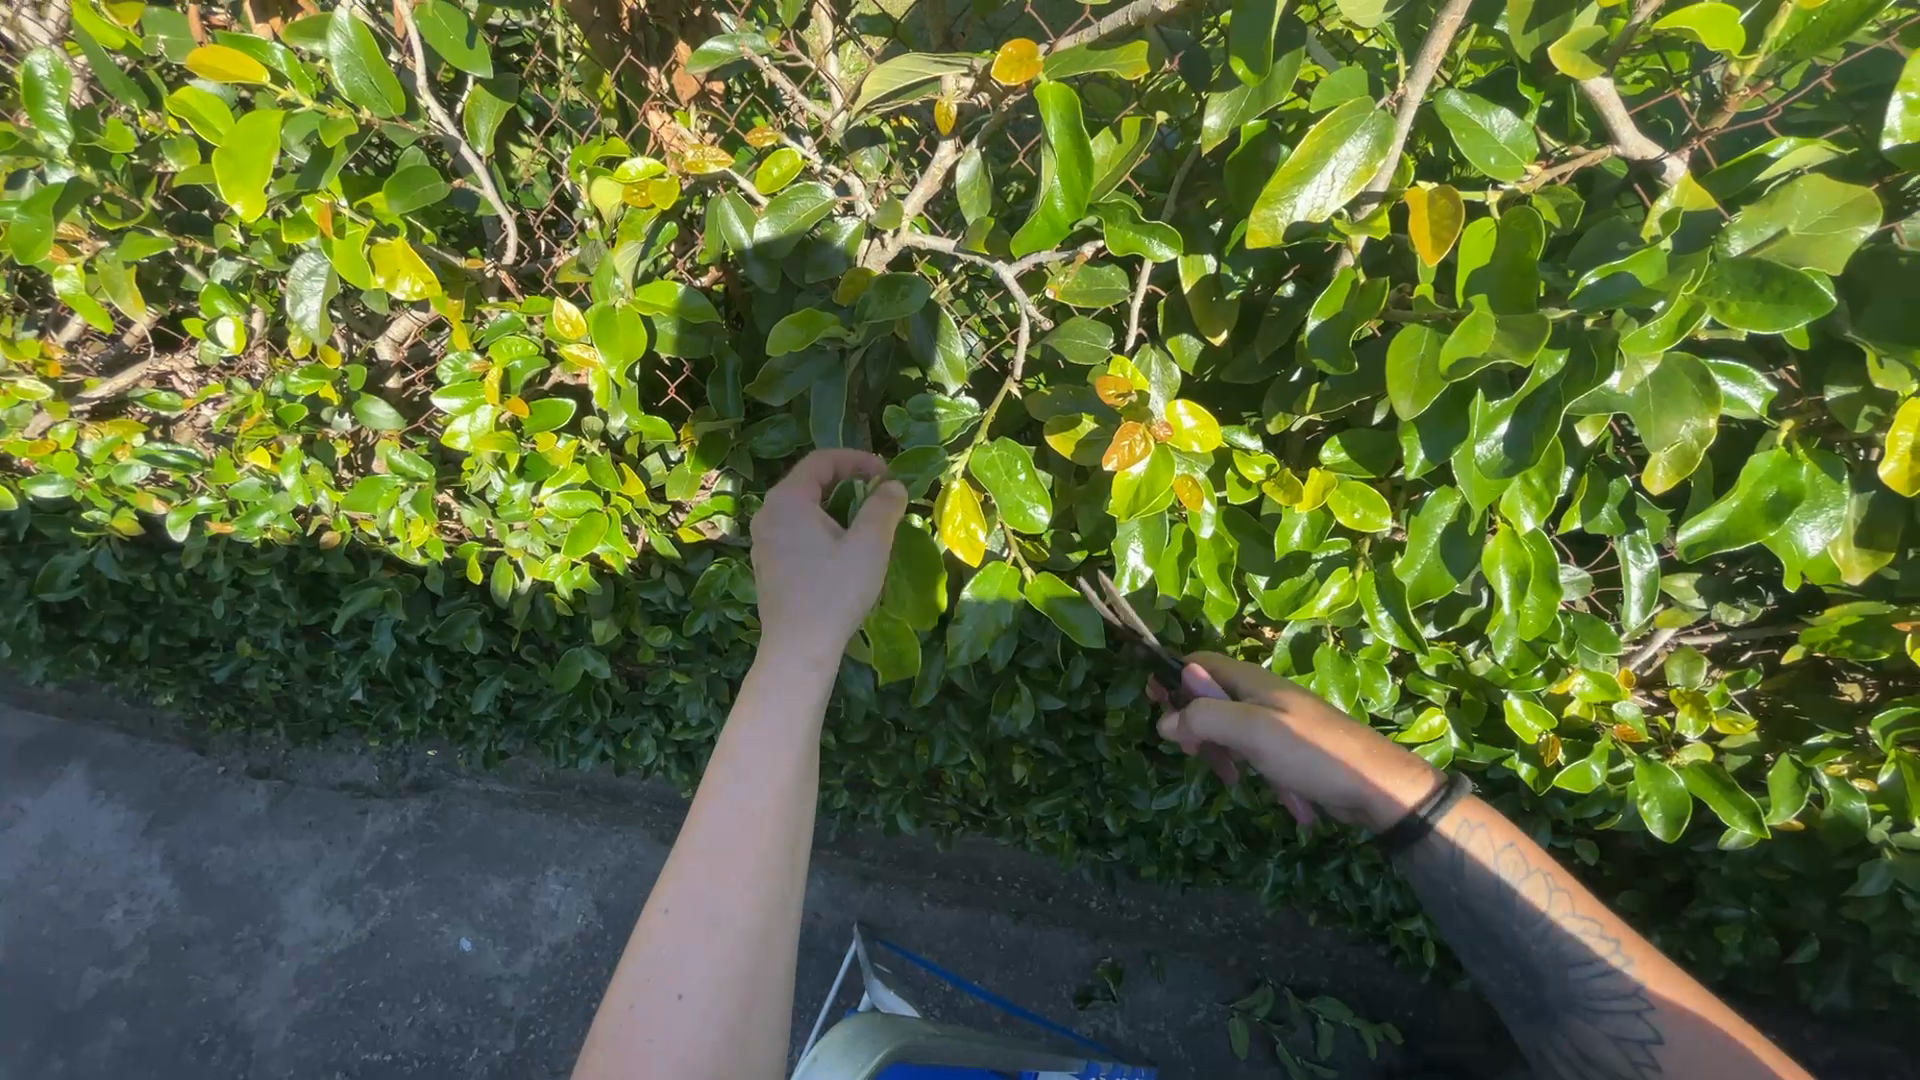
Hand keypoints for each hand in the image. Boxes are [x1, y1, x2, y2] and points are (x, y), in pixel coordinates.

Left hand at [749, 449, 907, 669]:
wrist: (799, 647)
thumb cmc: (834, 590)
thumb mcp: (869, 544)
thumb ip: (883, 507)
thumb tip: (893, 486)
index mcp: (787, 500)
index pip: (822, 460)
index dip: (858, 460)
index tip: (887, 476)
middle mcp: (768, 514)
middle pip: (810, 483)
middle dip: (849, 484)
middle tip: (880, 498)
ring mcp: (763, 542)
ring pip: (804, 511)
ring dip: (837, 510)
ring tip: (866, 527)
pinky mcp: (767, 566)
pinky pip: (796, 534)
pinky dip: (822, 531)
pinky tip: (843, 555)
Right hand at [1155, 652, 1442, 831]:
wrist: (1380, 790)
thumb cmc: (1312, 752)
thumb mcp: (1250, 730)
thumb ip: (1203, 718)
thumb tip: (1164, 721)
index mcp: (1250, 680)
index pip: (1197, 662)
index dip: (1173, 679)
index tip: (1157, 707)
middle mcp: (1261, 695)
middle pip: (1208, 698)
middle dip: (1195, 725)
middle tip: (1194, 754)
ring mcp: (1277, 722)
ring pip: (1229, 729)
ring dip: (1222, 753)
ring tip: (1231, 779)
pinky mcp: (1290, 749)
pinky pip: (1254, 753)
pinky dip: (1252, 770)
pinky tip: (1263, 790)